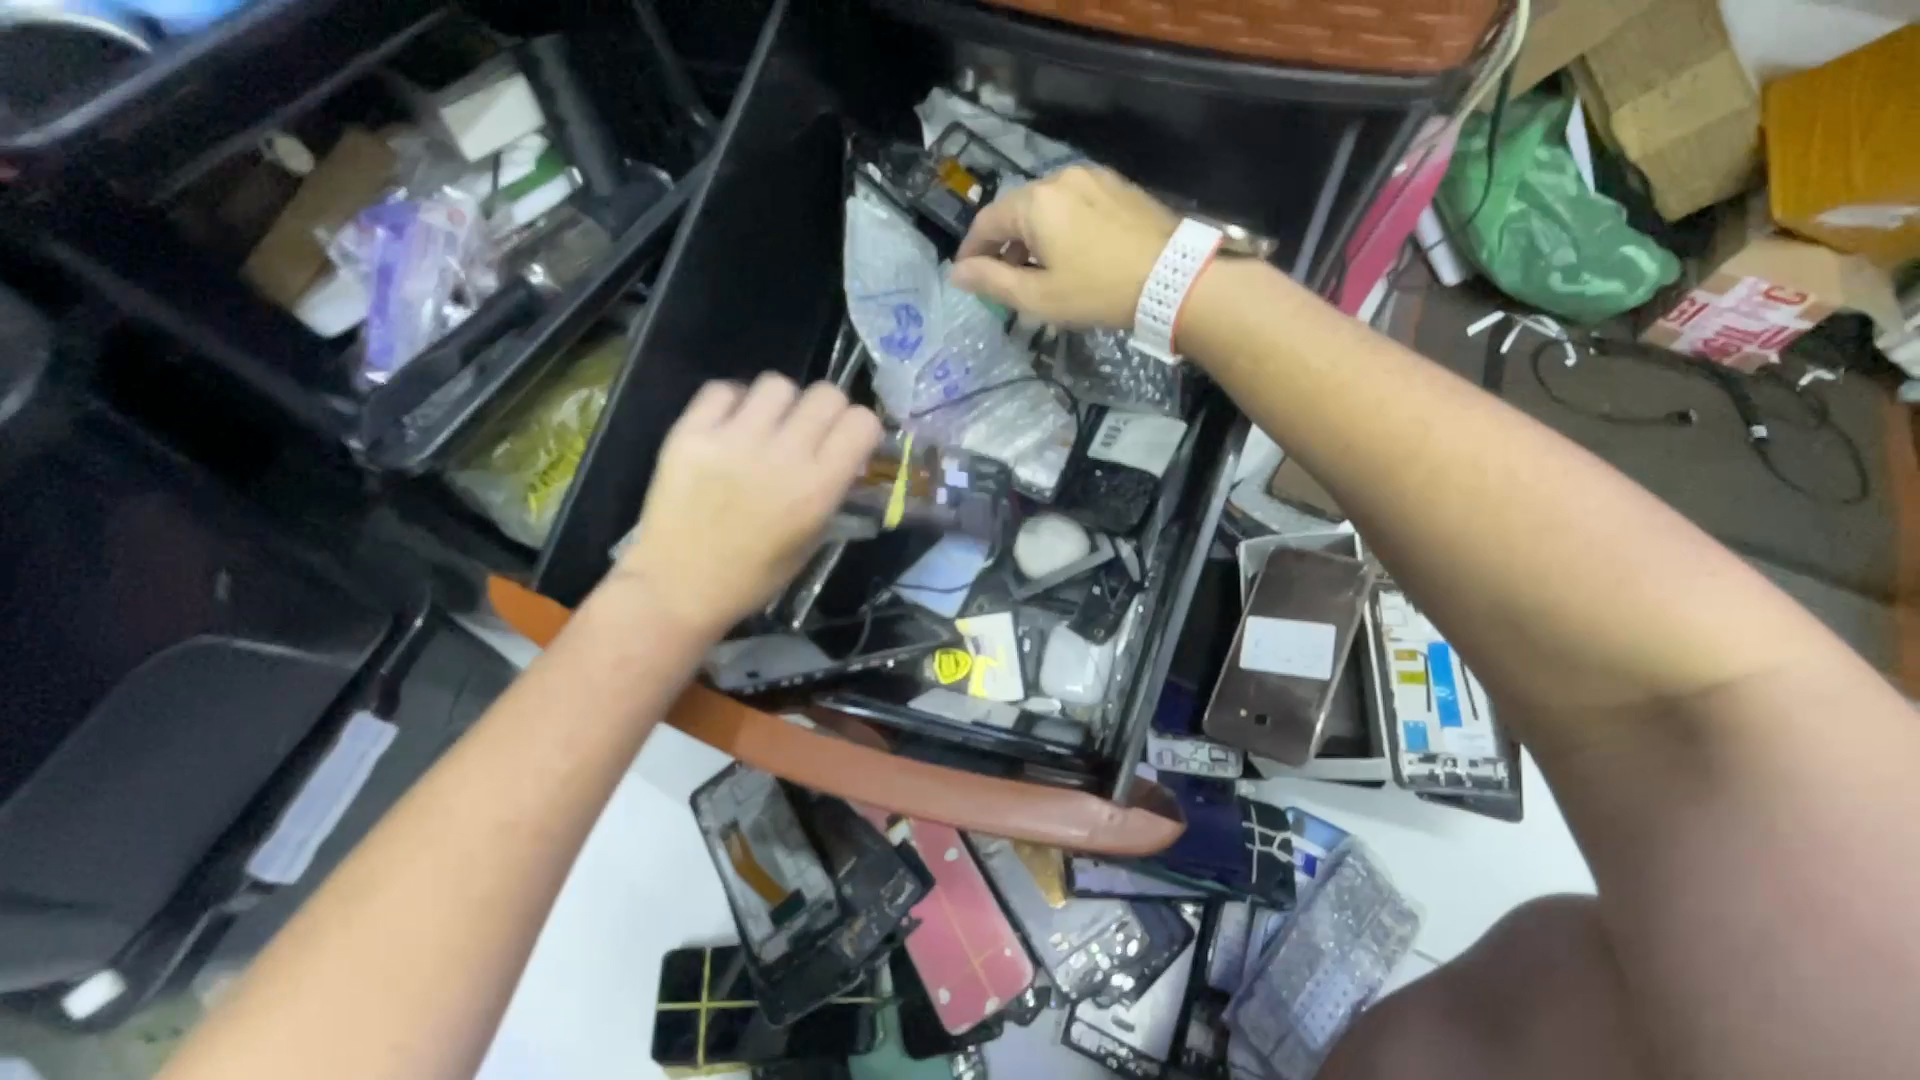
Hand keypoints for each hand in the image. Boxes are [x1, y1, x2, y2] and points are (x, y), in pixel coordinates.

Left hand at [608, 374, 881, 639]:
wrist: (678, 587)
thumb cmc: (753, 576)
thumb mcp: (812, 539)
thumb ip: (832, 491)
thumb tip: (845, 456)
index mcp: (817, 488)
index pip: (862, 421)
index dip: (859, 428)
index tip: (848, 442)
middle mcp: (781, 455)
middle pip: (826, 394)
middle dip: (825, 411)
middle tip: (809, 432)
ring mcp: (733, 440)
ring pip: (777, 384)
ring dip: (780, 404)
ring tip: (765, 427)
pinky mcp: (691, 433)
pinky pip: (724, 389)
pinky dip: (733, 403)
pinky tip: (730, 426)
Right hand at [950, 165, 1179, 328]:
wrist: (1174, 278)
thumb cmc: (1099, 291)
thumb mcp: (1039, 296)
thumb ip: (992, 281)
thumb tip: (957, 272)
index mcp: (1035, 202)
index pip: (987, 221)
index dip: (972, 250)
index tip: (967, 274)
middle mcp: (1060, 178)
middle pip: (1017, 210)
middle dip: (1005, 243)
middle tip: (1003, 278)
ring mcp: (1093, 178)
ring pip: (1047, 205)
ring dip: (1034, 235)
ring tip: (1039, 269)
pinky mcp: (1119, 186)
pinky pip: (1076, 203)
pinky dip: (1062, 225)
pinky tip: (1072, 252)